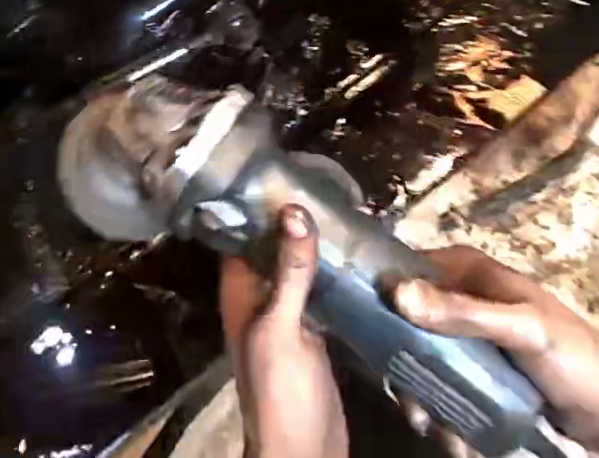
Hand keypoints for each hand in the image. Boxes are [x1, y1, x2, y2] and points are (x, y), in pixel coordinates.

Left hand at [221, 205, 346, 457]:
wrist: (306, 454)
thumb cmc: (281, 390)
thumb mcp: (282, 327)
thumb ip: (290, 271)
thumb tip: (294, 208)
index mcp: (241, 290)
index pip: (242, 232)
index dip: (257, 201)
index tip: (285, 170)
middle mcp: (260, 294)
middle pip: (274, 244)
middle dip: (295, 216)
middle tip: (326, 182)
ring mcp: (288, 311)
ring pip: (299, 264)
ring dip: (316, 241)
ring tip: (345, 206)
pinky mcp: (315, 327)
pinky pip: (320, 287)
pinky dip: (333, 269)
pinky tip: (357, 250)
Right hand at [394, 246, 598, 457]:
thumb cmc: (575, 358)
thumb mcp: (520, 330)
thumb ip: (461, 312)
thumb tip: (396, 292)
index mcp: (468, 268)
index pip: (408, 270)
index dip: (385, 300)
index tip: (372, 343)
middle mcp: (462, 293)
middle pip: (411, 320)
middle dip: (406, 366)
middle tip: (414, 408)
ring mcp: (470, 334)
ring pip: (424, 357)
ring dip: (425, 395)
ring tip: (439, 433)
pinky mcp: (480, 370)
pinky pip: (446, 383)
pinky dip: (445, 409)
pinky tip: (457, 440)